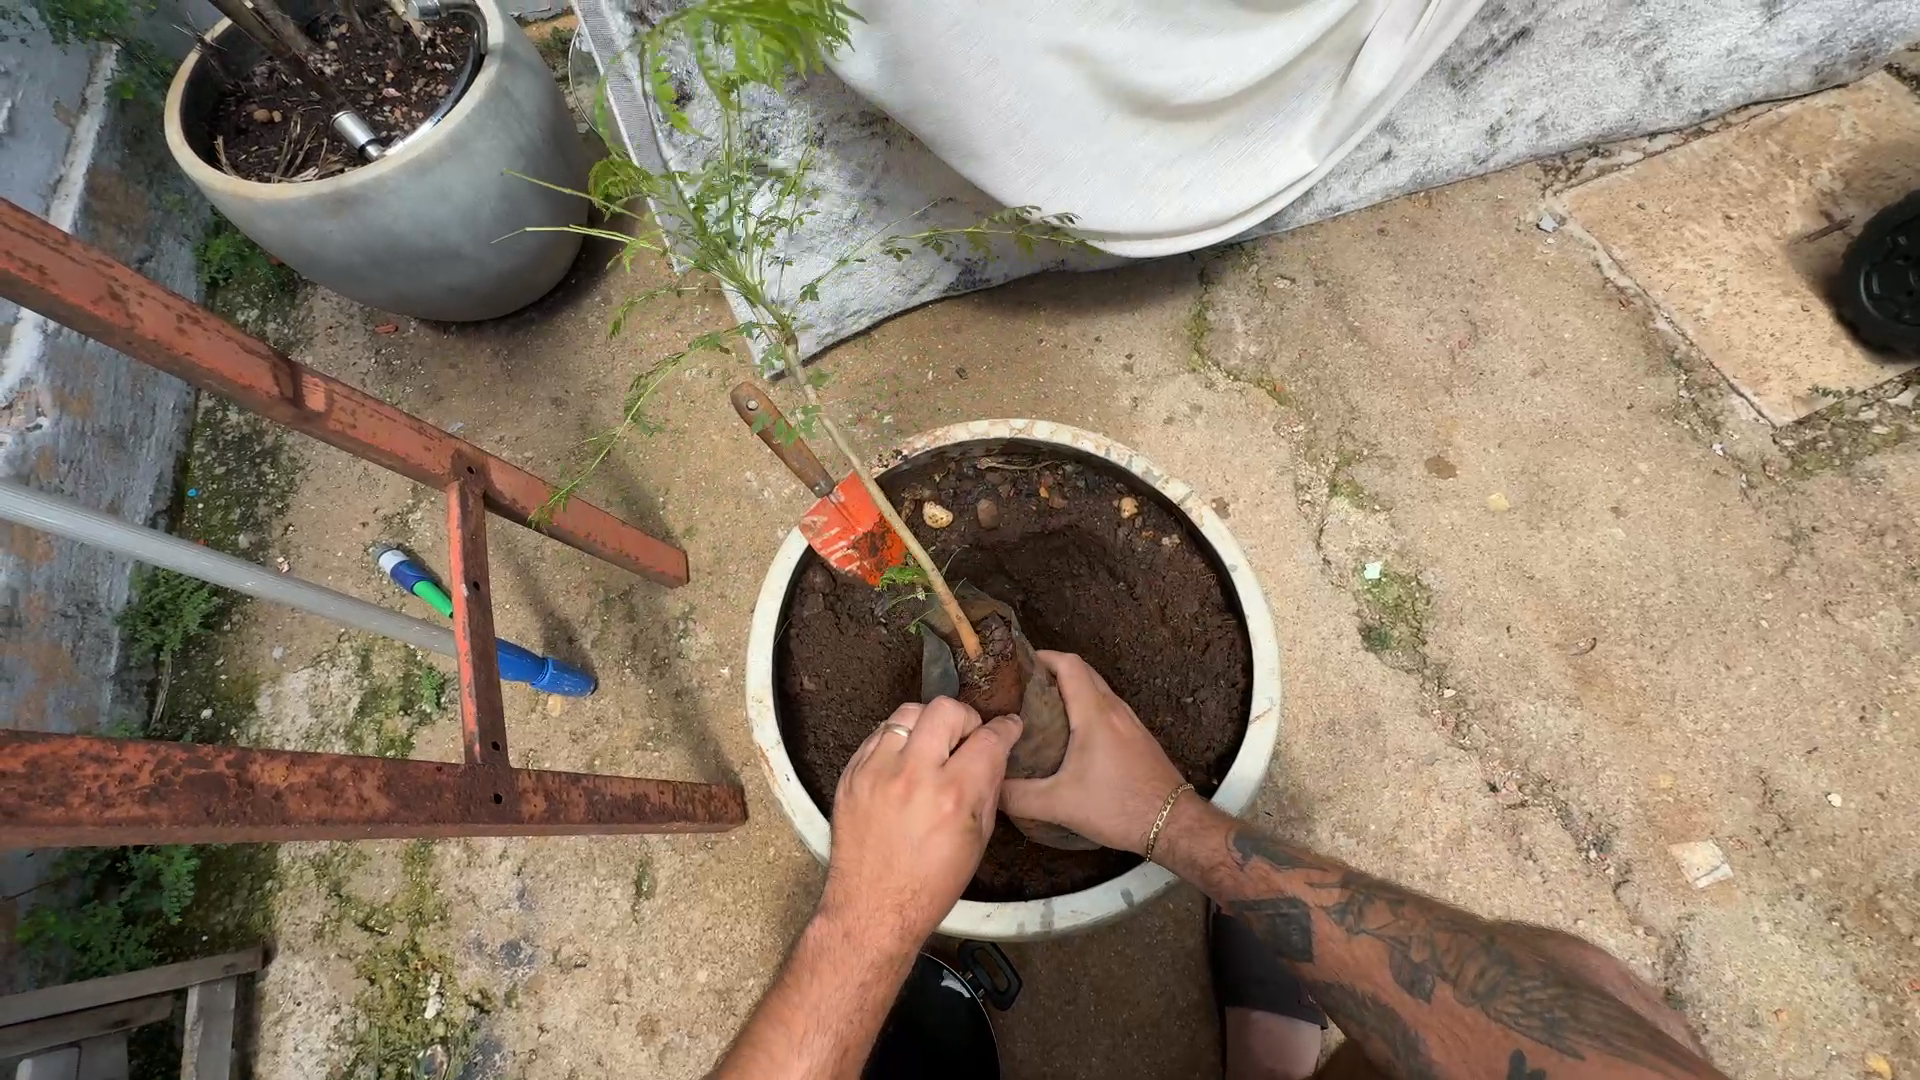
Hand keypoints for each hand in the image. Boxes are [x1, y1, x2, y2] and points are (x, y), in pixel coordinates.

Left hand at [820, 698, 1022, 950]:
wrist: (872, 910)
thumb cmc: (930, 883)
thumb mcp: (978, 839)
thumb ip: (987, 787)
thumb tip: (994, 751)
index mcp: (953, 796)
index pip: (988, 739)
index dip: (1005, 728)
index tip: (1008, 726)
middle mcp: (913, 775)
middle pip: (945, 710)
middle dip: (965, 719)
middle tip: (965, 739)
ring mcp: (877, 771)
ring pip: (909, 712)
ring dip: (928, 725)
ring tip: (931, 748)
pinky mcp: (852, 774)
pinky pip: (880, 733)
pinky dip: (898, 741)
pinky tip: (904, 762)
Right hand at [1000, 651, 1185, 854]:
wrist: (1174, 824)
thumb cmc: (1118, 807)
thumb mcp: (1060, 805)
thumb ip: (1019, 796)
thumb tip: (990, 787)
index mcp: (1094, 713)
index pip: (1068, 664)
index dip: (1042, 656)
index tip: (1017, 664)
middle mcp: (1114, 708)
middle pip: (1082, 671)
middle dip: (1052, 671)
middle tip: (1022, 687)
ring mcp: (1130, 721)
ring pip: (1097, 689)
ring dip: (1071, 689)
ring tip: (1041, 708)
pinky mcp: (1138, 737)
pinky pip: (1108, 707)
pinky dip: (1087, 706)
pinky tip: (1073, 733)